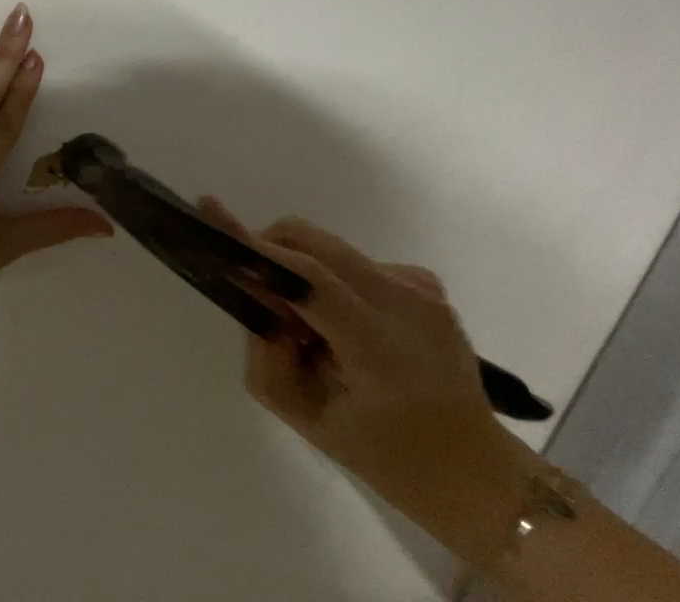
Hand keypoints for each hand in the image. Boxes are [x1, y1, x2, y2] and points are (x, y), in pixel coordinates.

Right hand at [199, 201, 536, 561]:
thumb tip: (258, 297)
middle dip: (268, 246)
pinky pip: (356, 263)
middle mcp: (407, 308)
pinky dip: (332, 281)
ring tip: (308, 325)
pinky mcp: (427, 286)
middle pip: (316, 244)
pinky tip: (342, 323)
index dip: (256, 248)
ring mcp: (423, 293)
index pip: (308, 280)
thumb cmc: (378, 450)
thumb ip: (266, 349)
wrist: (469, 466)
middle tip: (250, 282)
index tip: (210, 214)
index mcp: (378, 350)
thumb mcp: (300, 411)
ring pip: (331, 251)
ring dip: (300, 271)